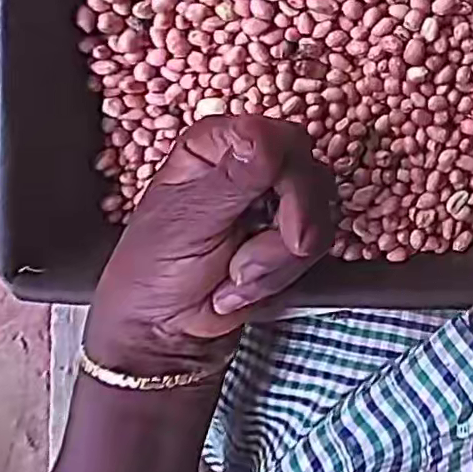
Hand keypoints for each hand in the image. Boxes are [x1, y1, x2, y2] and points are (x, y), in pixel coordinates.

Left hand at [83, 115, 337, 376]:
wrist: (164, 334)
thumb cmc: (154, 272)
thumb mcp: (187, 224)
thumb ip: (232, 180)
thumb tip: (266, 138)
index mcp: (216, 145)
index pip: (275, 136)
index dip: (286, 173)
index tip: (284, 216)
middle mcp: (252, 162)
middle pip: (306, 171)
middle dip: (287, 227)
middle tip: (247, 267)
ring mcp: (275, 196)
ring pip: (317, 211)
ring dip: (278, 260)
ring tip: (234, 280)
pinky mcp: (292, 229)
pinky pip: (318, 242)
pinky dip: (283, 274)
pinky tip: (246, 287)